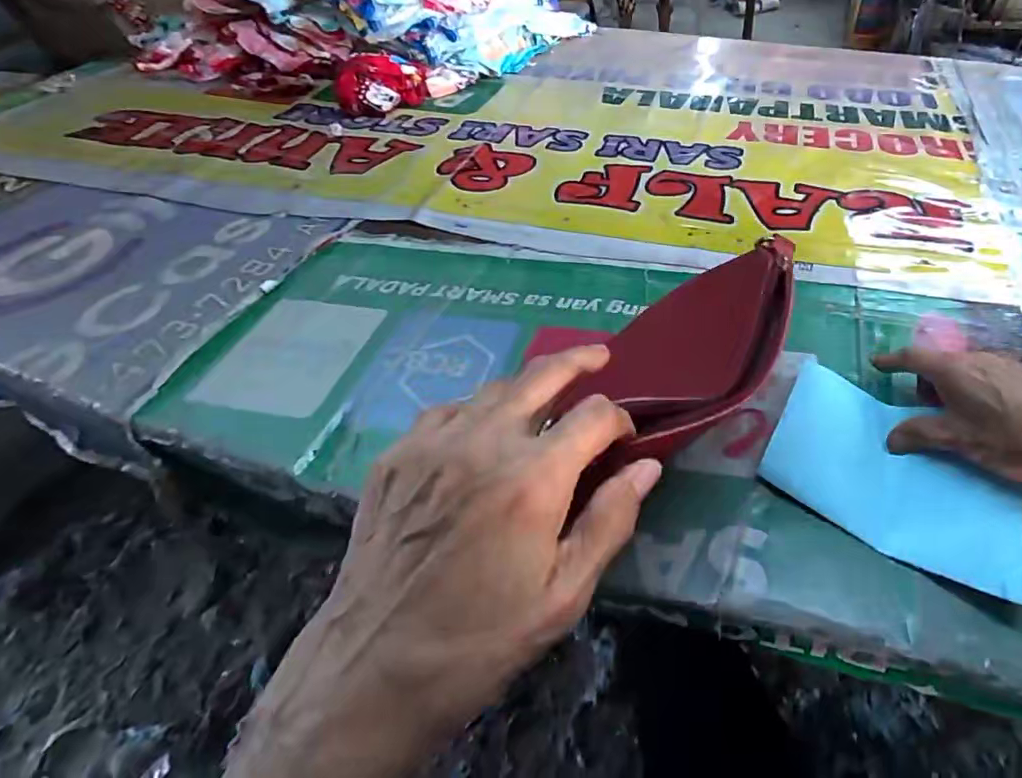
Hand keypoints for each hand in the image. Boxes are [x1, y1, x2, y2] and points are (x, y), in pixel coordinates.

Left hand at [229, 345, 661, 777]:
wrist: (375, 666)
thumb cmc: (481, 638)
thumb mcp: (563, 595)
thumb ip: (610, 520)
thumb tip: (646, 466)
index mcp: (532, 479)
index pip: (593, 415)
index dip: (618, 418)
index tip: (623, 438)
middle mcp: (484, 442)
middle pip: (542, 374)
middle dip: (578, 361)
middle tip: (599, 356)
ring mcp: (433, 442)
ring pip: (494, 388)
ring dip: (527, 387)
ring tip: (543, 399)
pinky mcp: (397, 454)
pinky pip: (448, 411)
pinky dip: (476, 411)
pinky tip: (479, 432)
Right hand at [871, 347, 1021, 506]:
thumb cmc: (1014, 443)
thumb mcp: (961, 442)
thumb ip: (921, 434)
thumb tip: (890, 439)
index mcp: (955, 370)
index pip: (913, 357)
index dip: (892, 360)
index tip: (877, 363)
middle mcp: (976, 358)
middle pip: (938, 362)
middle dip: (926, 382)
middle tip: (929, 410)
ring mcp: (1004, 363)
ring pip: (963, 367)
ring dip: (952, 385)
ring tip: (961, 415)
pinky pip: (986, 372)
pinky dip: (975, 385)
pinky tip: (991, 409)